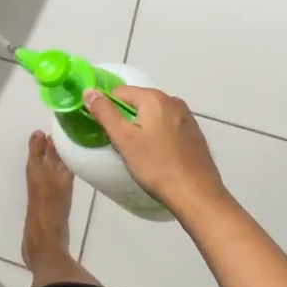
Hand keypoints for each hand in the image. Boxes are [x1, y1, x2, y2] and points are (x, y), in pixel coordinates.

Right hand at [85, 85, 228, 213]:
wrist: (197, 196)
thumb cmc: (156, 166)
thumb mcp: (124, 139)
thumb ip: (105, 112)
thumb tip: (89, 91)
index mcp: (154, 98)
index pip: (120, 92)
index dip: (108, 109)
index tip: (106, 131)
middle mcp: (173, 101)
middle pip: (138, 102)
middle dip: (126, 119)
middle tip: (122, 144)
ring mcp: (187, 117)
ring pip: (154, 115)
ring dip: (143, 127)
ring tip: (140, 152)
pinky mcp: (195, 133)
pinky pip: (168, 126)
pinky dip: (159, 135)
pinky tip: (159, 156)